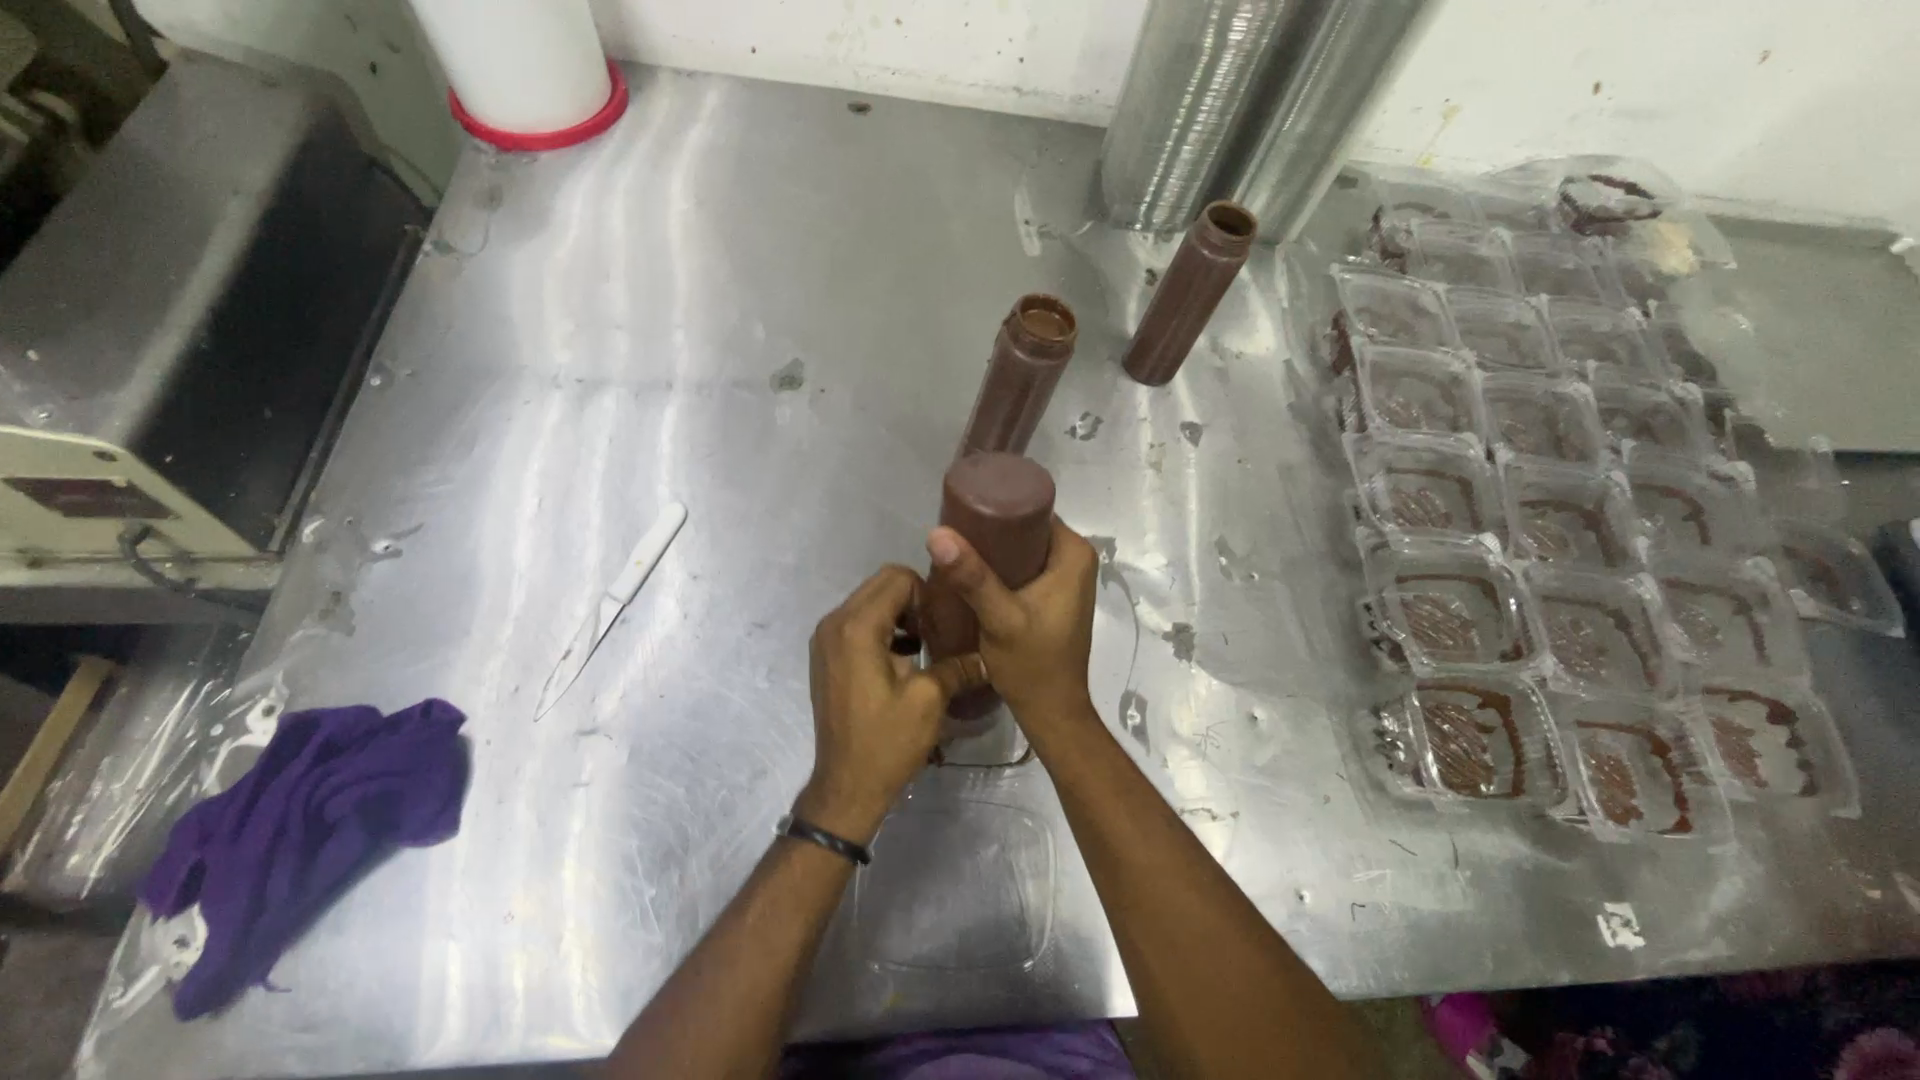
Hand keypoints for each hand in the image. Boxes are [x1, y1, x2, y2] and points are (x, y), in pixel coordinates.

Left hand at [799, 565, 985, 844]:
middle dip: (914, 600)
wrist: (846, 786)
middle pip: (881, 584)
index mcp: (857, 627)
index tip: (945, 624)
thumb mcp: (930, 699)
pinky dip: (882, 629)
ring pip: (869, 602)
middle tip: (938, 632)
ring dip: (899, 614)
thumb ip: (958, 665)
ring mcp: (825, 639)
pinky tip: (904, 659)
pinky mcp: (826, 656)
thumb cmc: (887, 741)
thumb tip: (989, 653)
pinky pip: (857, 623)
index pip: (898, 578)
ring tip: (924, 645)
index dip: (927, 594)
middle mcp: (834, 623)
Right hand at [925, 518, 1098, 729]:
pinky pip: (1025, 568)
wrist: (1050, 710)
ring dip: (993, 551)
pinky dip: (1001, 569)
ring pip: (1023, 549)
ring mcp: (1067, 579)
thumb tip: (937, 533)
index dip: (996, 508)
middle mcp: (1077, 560)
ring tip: (956, 554)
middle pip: (1026, 529)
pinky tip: (971, 575)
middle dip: (990, 531)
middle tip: (952, 538)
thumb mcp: (1000, 617)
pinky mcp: (1055, 597)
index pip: (1032, 509)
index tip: (960, 516)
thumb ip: (972, 577)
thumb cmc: (1032, 664)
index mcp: (1074, 553)